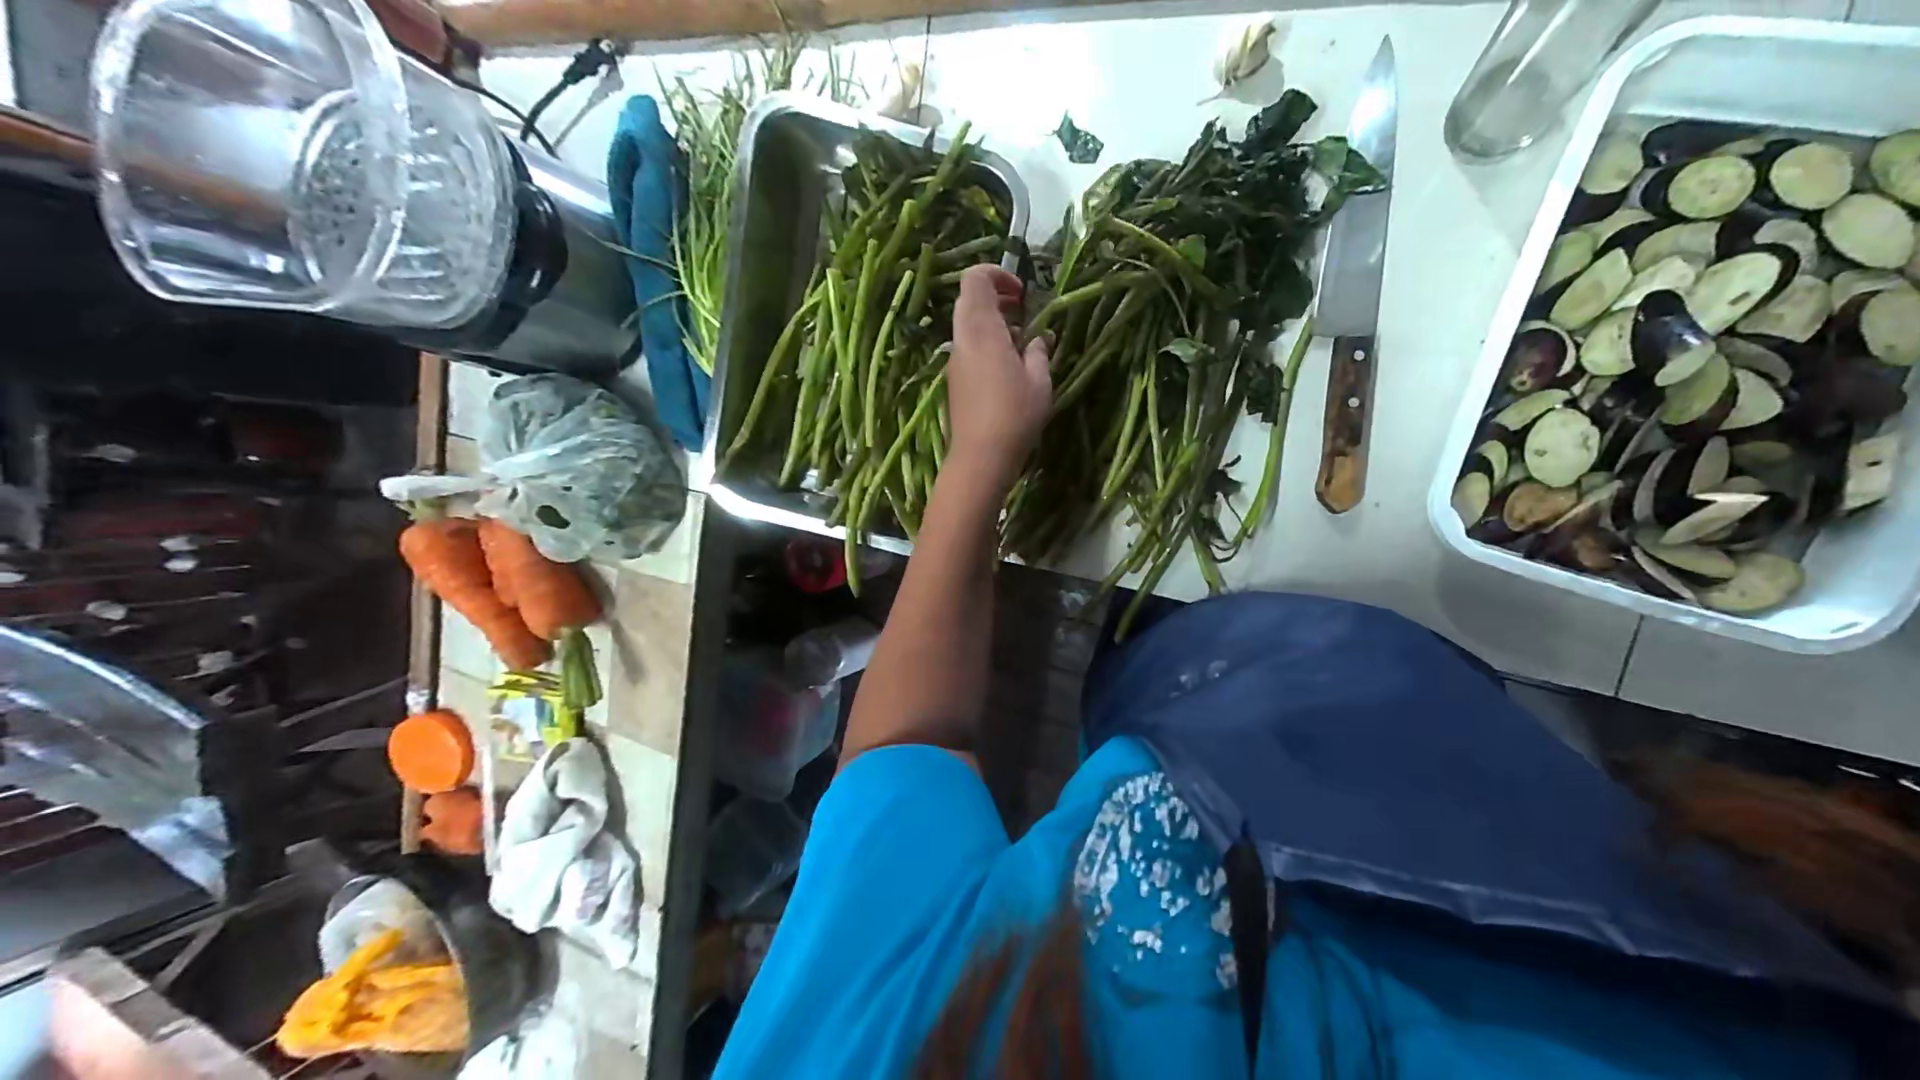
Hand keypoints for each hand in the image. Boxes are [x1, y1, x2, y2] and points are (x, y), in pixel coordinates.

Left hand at [947, 264, 1050, 485]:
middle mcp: (962, 339)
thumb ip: (1039, 351)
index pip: (975, 279)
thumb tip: (1040, 338)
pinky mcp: (955, 380)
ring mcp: (955, 360)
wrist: (980, 457)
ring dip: (993, 323)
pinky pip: (968, 348)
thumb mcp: (1040, 380)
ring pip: (968, 325)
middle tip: (1023, 313)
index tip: (1022, 294)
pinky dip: (987, 344)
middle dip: (997, 298)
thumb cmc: (1014, 415)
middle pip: (970, 299)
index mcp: (981, 329)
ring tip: (1021, 344)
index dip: (998, 275)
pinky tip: (1009, 368)